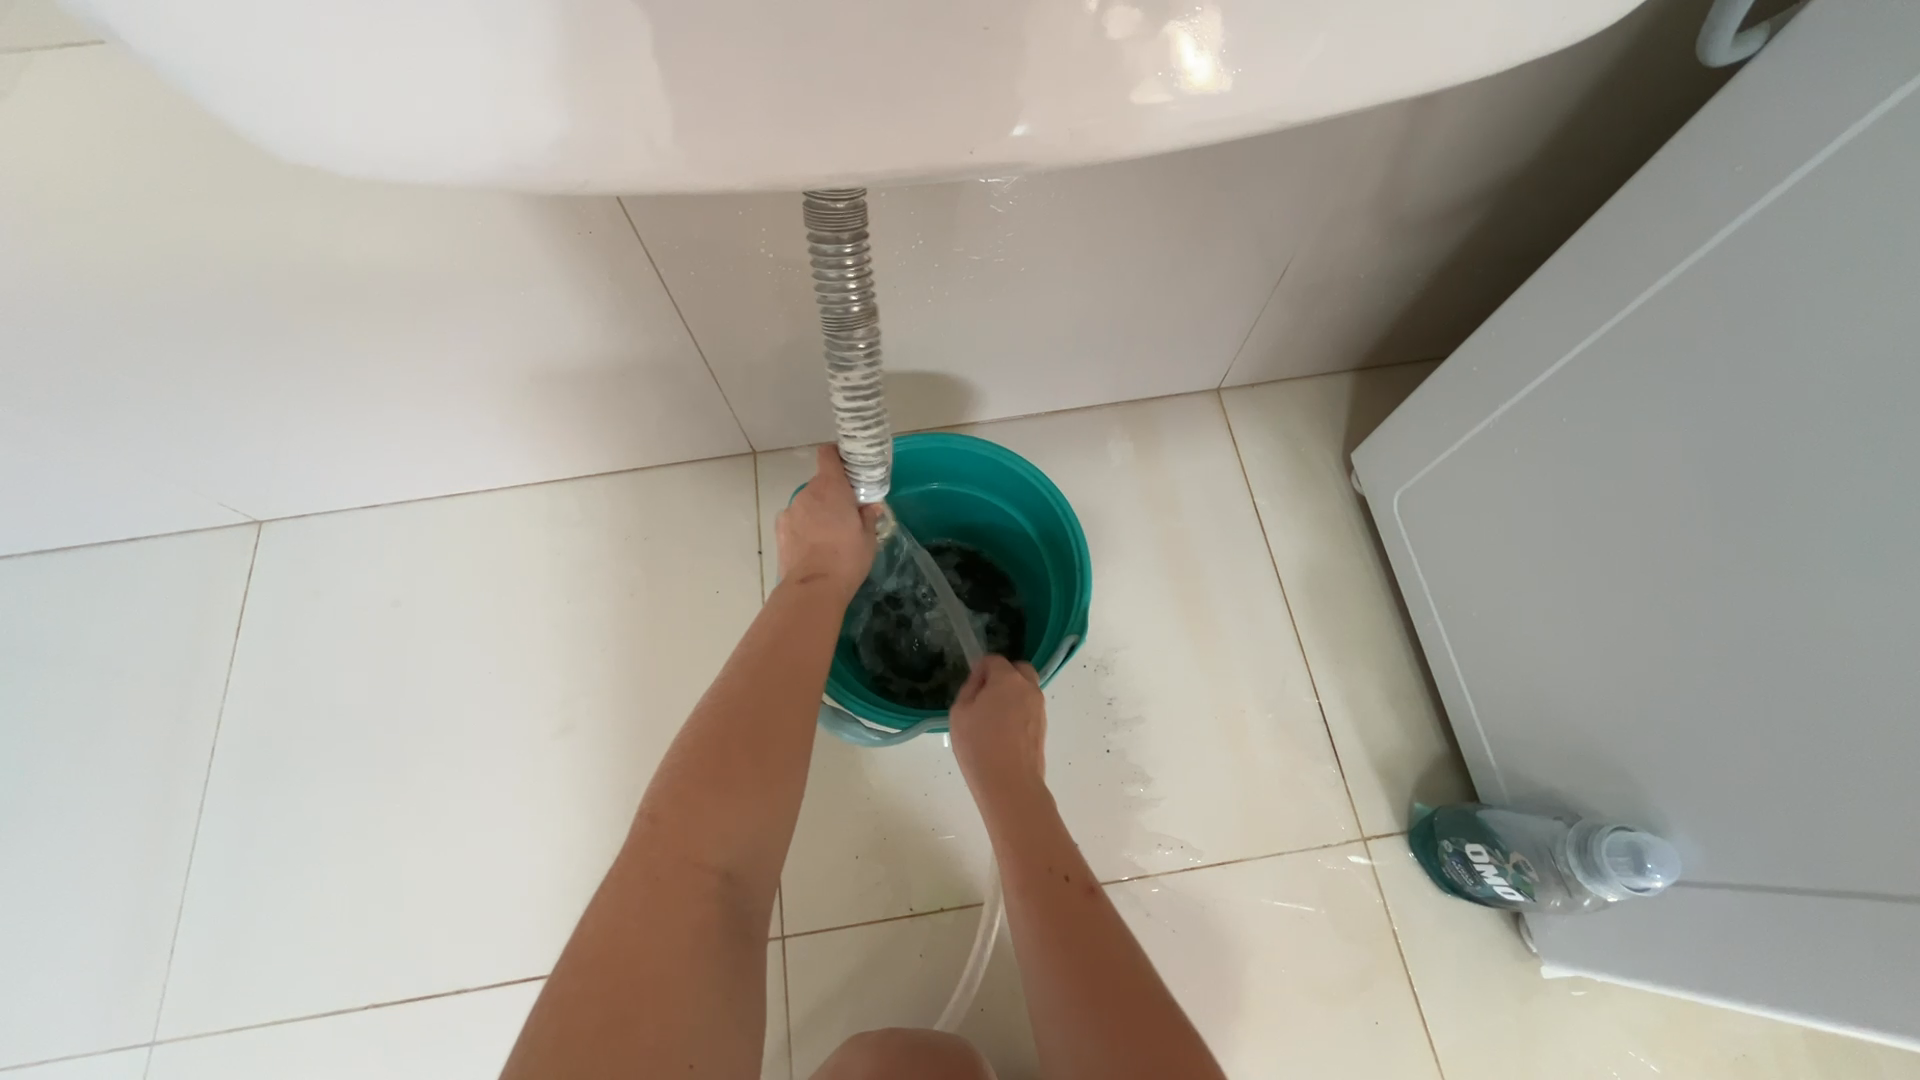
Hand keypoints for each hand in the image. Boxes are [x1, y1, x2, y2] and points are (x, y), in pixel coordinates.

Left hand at [776, 445, 880, 598]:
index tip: (848, 468)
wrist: (813, 588)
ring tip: (829, 536)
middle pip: (820, 483)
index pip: (828, 455)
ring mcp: (790, 510)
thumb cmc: (847, 558)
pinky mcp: (780, 528)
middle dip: (832, 494)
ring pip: (808, 503)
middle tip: (846, 515)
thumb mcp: (868, 538)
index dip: (837, 456)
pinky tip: (813, 547)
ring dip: (817, 512)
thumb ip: (868, 517)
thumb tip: (870, 507)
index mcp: (831, 487)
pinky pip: (796, 519)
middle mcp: (807, 493)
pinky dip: (804, 526)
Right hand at [949, 655, 1047, 806]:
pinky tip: (1003, 732)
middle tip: (985, 696)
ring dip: (1012, 694)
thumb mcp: (959, 712)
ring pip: (1026, 689)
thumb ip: (970, 689)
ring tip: (993, 718)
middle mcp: (1029, 688)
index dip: (980, 670)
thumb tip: (981, 681)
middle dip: (1003, 675)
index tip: (971, 688)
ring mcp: (1039, 708)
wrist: (1009, 783)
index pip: (994, 660)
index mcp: (1007, 679)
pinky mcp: (1043, 727)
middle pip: (1018, 669)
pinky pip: (1029, 708)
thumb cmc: (978, 745)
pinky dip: (1018, 711)